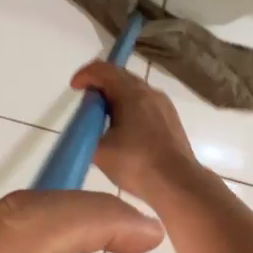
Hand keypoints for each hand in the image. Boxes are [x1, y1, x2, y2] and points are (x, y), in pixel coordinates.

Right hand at [71, 61, 198, 200]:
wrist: (178, 183)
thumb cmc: (136, 164)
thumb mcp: (100, 150)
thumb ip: (89, 132)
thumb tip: (91, 128)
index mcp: (132, 94)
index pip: (104, 69)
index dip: (85, 75)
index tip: (75, 89)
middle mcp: (151, 93)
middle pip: (121, 77)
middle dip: (101, 86)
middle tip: (88, 105)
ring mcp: (165, 106)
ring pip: (136, 92)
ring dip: (117, 99)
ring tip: (105, 120)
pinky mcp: (172, 120)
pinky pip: (147, 106)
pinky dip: (131, 110)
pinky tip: (126, 132)